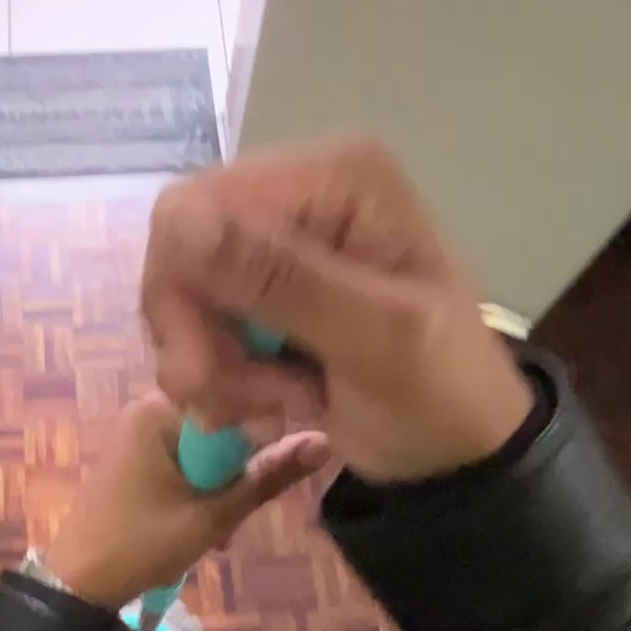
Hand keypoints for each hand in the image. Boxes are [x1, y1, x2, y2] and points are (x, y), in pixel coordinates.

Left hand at [45, 394, 328, 606]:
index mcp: (160, 410)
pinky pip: (183, 461)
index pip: (234, 405)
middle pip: (220, 429)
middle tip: (231, 521)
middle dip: (233, 476)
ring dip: (217, 491)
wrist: (77, 582)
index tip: (255, 484)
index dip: (256, 444)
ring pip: (205, 452)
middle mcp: (147, 409)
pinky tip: (198, 527)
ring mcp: (138, 432)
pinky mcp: (135, 456)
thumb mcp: (211, 517)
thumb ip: (266, 478)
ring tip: (215, 533)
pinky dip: (195, 492)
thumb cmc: (140, 546)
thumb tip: (325, 441)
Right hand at [142, 136, 534, 482]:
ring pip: (184, 306)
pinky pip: (202, 336)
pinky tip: (273, 404)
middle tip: (235, 403)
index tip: (202, 372)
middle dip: (198, 342)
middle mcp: (296, 200)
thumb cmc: (435, 395)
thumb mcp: (372, 338)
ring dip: (217, 372)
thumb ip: (282, 278)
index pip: (194, 208)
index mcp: (333, 180)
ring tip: (276, 404)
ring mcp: (278, 254)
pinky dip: (225, 383)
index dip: (179, 293)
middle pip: (180, 258)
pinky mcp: (265, 302)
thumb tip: (178, 222)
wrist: (452, 451)